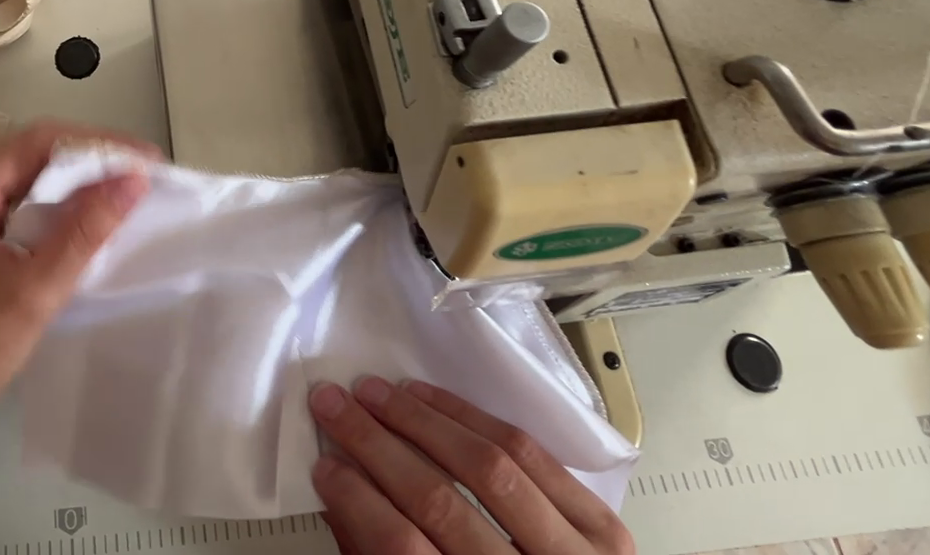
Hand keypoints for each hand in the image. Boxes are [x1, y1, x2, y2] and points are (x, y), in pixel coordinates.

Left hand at [0, 121, 157, 500]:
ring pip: (25, 163)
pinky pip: (13, 184)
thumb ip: (85, 232)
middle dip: (89, 157)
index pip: (35, 144)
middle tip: (144, 170)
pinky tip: (87, 201)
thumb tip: (135, 179)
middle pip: (29, 148)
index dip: (96, 144)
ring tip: (126, 182)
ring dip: (75, 173)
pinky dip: (52, 192)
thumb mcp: (35, 294)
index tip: (146, 158)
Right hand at [309, 378, 633, 554]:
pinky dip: (470, 416)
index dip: (357, 502)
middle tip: (332, 403)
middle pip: (440, 503)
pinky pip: (530, 453)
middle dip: (374, 444)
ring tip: (374, 391)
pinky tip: (427, 396)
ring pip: (489, 467)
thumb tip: (338, 486)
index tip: (322, 463)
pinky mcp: (606, 529)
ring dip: (419, 419)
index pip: (403, 550)